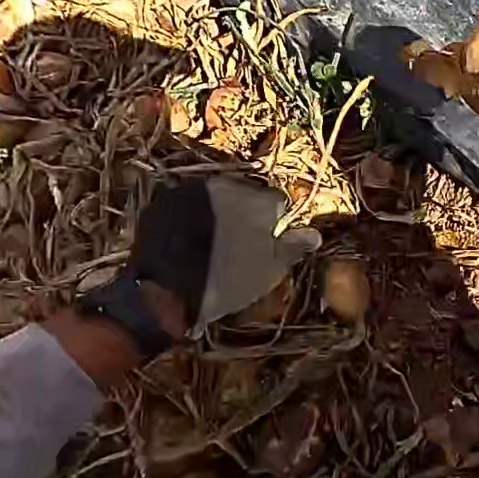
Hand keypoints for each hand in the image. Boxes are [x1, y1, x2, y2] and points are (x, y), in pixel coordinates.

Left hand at [57, 177, 318, 393]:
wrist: (163, 293)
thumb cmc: (225, 282)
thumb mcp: (268, 270)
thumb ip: (292, 247)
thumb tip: (314, 234)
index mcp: (256, 199)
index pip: (277, 200)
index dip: (274, 220)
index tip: (266, 241)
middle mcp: (224, 184)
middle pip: (245, 193)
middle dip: (246, 211)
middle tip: (240, 241)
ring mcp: (191, 190)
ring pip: (216, 196)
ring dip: (219, 211)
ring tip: (213, 241)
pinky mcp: (164, 201)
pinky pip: (188, 203)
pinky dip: (192, 216)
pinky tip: (189, 241)